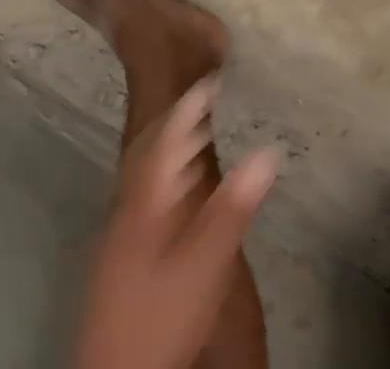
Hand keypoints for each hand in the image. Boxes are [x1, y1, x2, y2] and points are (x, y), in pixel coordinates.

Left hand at [74, 78, 278, 368]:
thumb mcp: (204, 261)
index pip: (163, 141)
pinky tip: (188, 190)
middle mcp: (126, 212)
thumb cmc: (162, 311)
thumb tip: (268, 152)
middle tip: (210, 98)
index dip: (187, 107)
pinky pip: (149, 198)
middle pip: (148, 155)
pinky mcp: (125, 258)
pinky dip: (170, 178)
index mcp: (143, 204)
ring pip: (147, 177)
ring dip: (173, 150)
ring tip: (204, 132)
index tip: (211, 78)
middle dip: (178, 123)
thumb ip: (233, 207)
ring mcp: (121, 237)